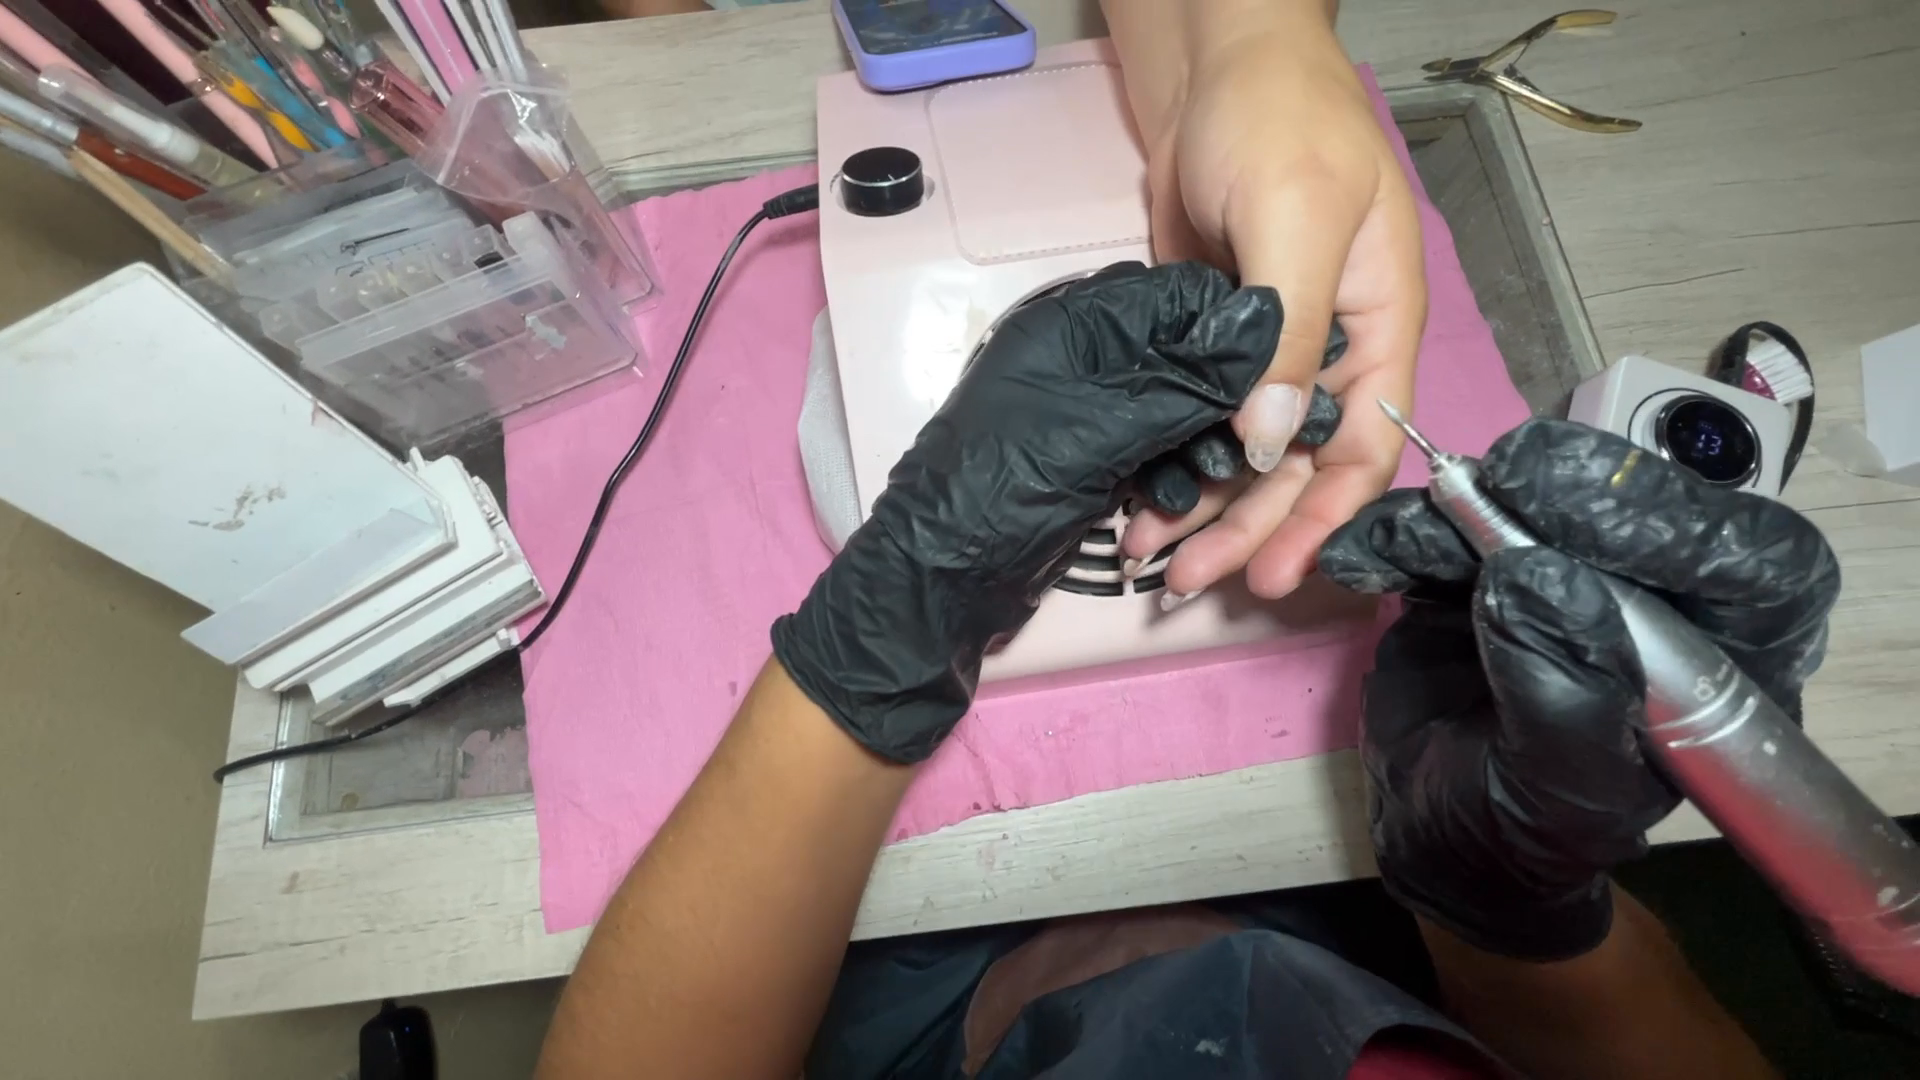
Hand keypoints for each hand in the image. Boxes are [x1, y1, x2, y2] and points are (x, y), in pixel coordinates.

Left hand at [773, 262, 1280, 763]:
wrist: (945, 571)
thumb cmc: (1005, 486)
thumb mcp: (1096, 431)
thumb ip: (1179, 389)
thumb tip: (1262, 356)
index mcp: (1073, 324)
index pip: (1175, 299)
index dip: (1230, 332)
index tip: (1277, 373)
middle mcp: (1083, 355)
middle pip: (1179, 358)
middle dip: (1217, 403)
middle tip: (1250, 443)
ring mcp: (1085, 408)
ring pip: (1170, 410)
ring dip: (1194, 449)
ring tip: (1204, 484)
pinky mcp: (1089, 455)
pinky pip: (1149, 450)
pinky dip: (1166, 476)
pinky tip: (1170, 506)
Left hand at [1116, 11, 1426, 600]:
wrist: (1213, 82)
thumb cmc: (1279, 124)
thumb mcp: (1299, 216)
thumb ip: (1289, 331)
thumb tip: (1264, 441)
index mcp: (1375, 333)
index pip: (1363, 448)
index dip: (1323, 519)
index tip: (1276, 573)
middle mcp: (1321, 360)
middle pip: (1290, 472)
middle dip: (1245, 531)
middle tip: (1190, 581)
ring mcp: (1257, 362)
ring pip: (1236, 458)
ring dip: (1199, 511)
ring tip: (1149, 556)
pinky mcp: (1202, 354)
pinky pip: (1190, 426)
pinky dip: (1169, 466)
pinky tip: (1137, 501)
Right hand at [1317, 420, 1839, 958]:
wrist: (1430, 834)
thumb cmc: (1513, 835)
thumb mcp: (1554, 796)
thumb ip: (1562, 697)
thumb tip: (1530, 571)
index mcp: (1712, 666)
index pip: (1742, 564)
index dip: (1661, 520)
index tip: (1556, 506)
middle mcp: (1639, 607)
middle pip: (1626, 510)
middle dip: (1550, 487)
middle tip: (1470, 484)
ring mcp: (1545, 585)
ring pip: (1515, 507)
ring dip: (1442, 512)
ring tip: (1378, 545)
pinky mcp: (1466, 581)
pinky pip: (1435, 533)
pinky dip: (1390, 532)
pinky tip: (1354, 554)